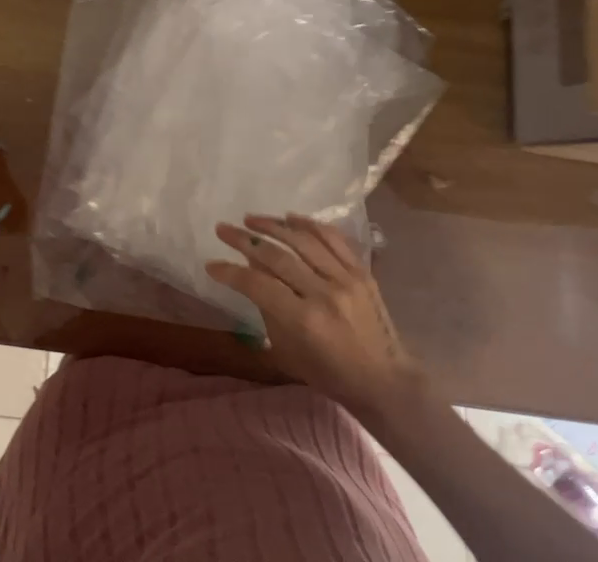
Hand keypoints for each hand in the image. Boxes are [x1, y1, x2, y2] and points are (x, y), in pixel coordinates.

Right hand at [206, 214, 418, 414]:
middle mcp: (324, 293)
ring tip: (250, 219)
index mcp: (304, 320)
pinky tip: (290, 218)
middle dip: (244, 240)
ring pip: (304, 240)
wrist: (385, 379)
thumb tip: (252, 270)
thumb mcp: (288, 352)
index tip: (212, 264)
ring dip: (273, 226)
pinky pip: (334, 239)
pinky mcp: (362, 272)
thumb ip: (268, 310)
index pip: (258, 284)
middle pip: (277, 256)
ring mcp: (346, 279)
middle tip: (223, 229)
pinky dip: (310, 225)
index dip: (231, 272)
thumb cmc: (330, 374)